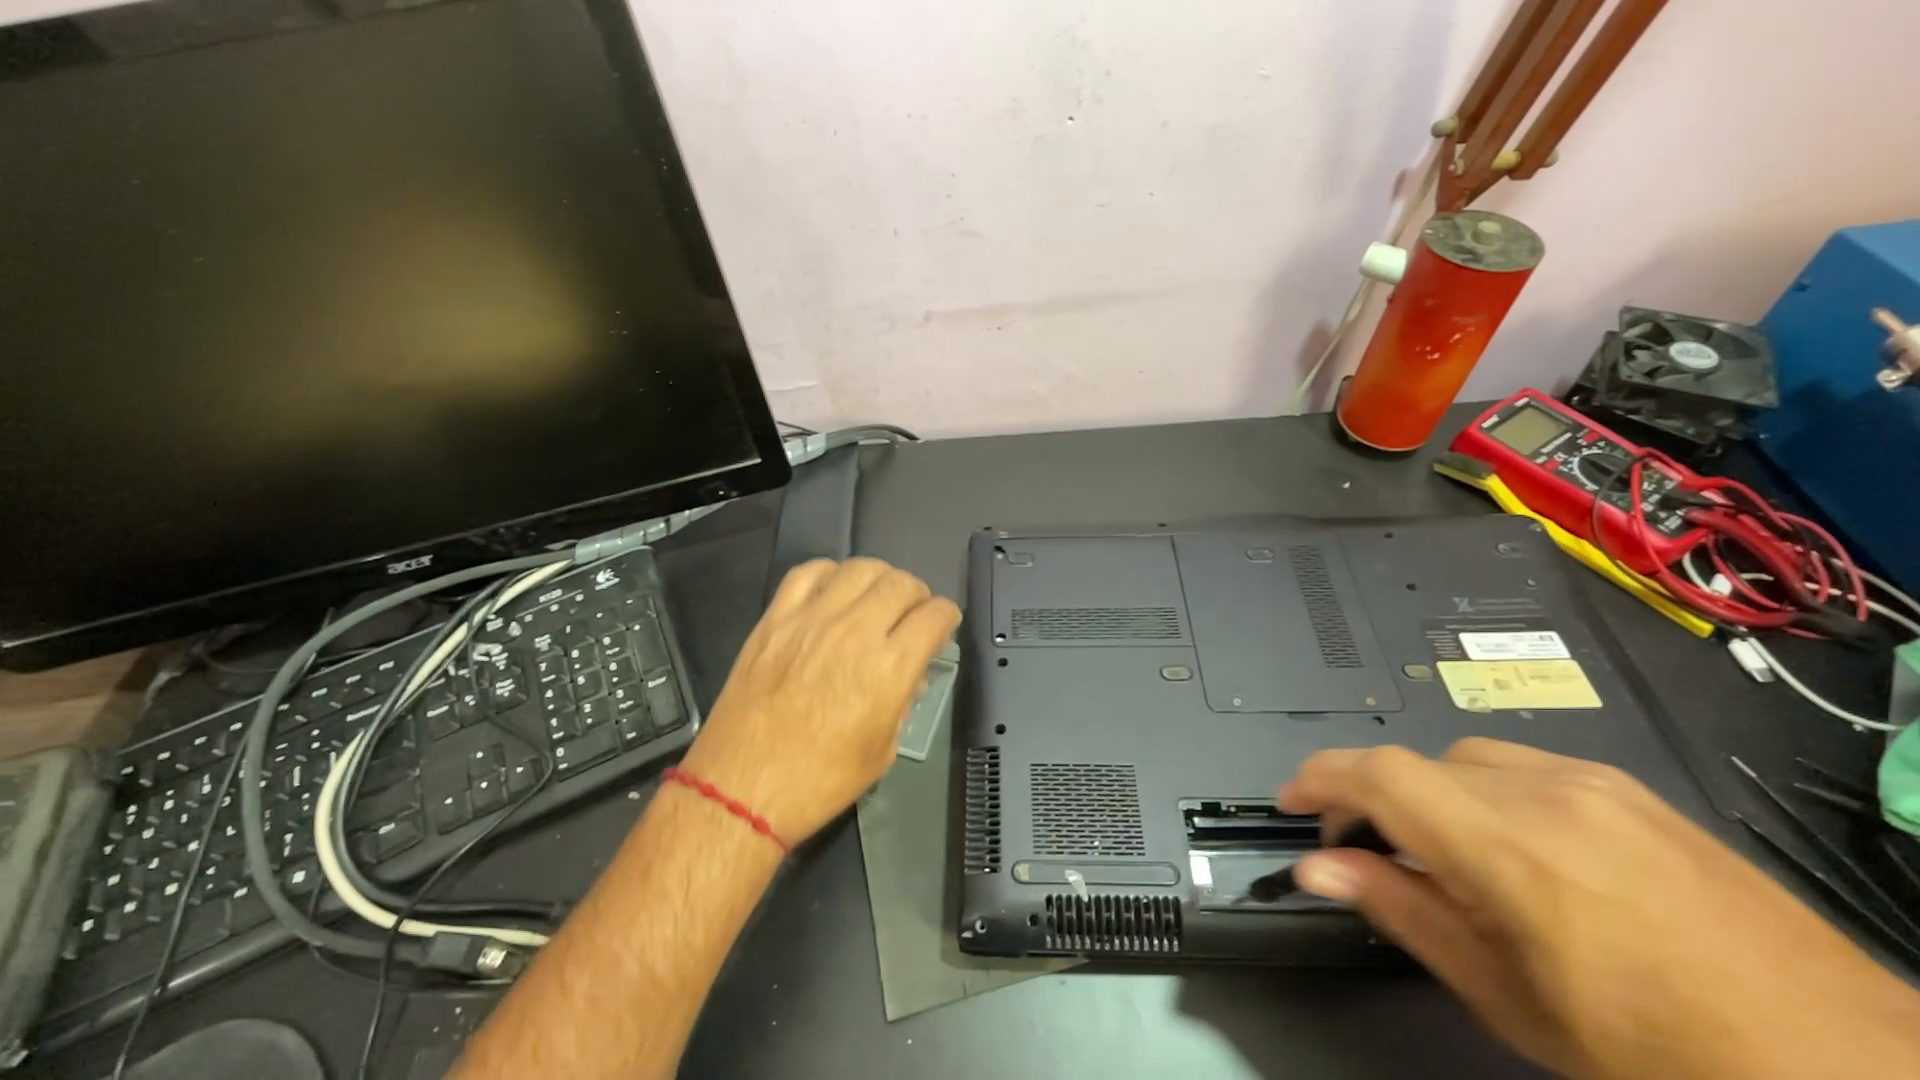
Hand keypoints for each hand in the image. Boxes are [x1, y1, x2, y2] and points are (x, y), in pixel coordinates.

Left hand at [680, 558, 959, 845]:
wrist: (743, 787)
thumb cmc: (819, 781)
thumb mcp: (883, 751)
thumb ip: (902, 703)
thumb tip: (908, 676)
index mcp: (889, 668)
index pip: (935, 616)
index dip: (947, 618)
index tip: (942, 625)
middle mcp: (855, 632)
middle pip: (901, 583)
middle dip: (917, 595)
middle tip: (912, 613)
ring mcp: (810, 620)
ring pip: (859, 568)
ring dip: (878, 579)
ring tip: (875, 598)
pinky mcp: (775, 619)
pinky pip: (808, 573)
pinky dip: (830, 574)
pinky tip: (832, 592)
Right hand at [1279, 739, 1919, 1079]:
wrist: (1837, 1059)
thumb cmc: (1653, 1047)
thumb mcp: (1506, 996)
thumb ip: (1404, 912)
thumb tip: (1323, 867)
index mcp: (1509, 848)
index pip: (1380, 775)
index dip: (1319, 778)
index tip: (1292, 805)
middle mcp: (1549, 793)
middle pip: (1421, 763)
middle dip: (1376, 799)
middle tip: (1370, 857)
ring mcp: (1600, 784)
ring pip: (1472, 759)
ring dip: (1433, 794)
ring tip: (1445, 858)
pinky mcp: (1637, 791)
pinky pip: (1531, 766)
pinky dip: (1489, 792)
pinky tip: (1516, 851)